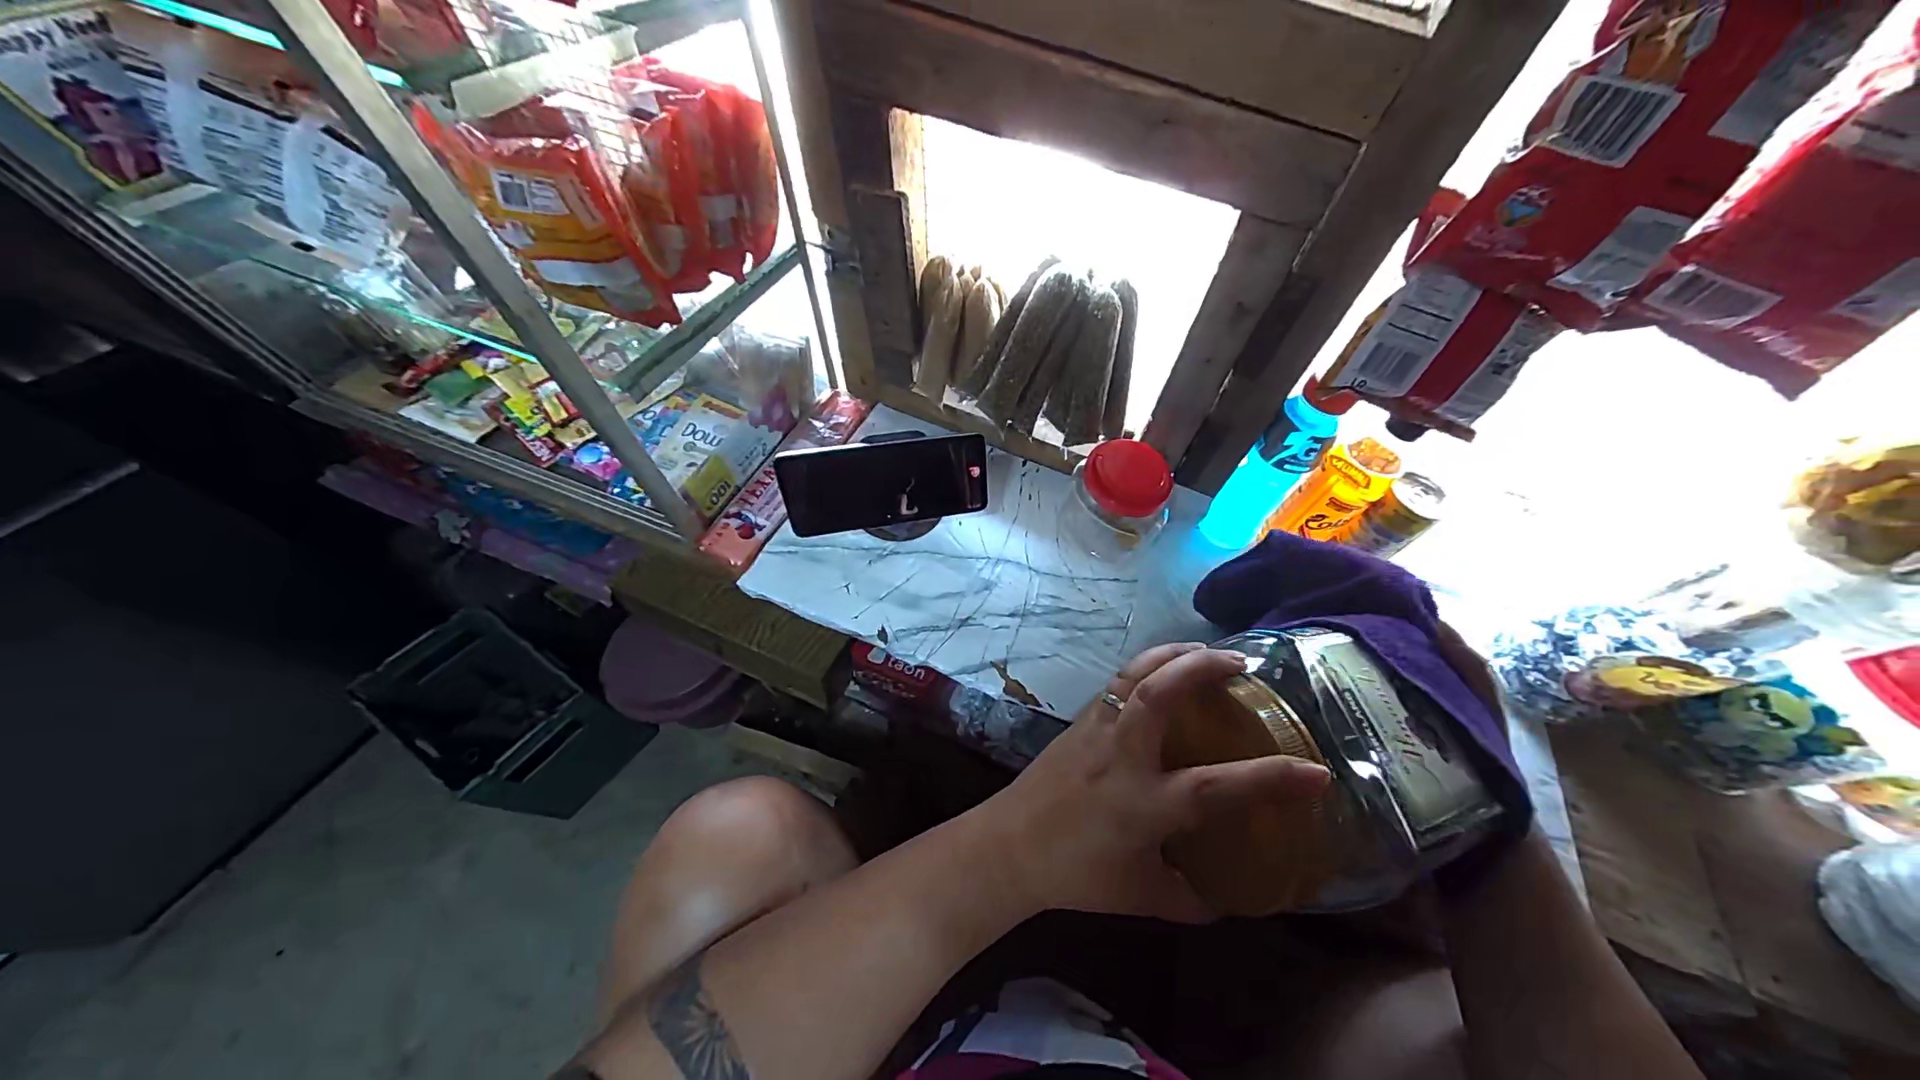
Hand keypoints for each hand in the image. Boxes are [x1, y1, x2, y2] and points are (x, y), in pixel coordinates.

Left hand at [976, 643, 1330, 921]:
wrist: (1008, 848)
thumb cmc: (1075, 875)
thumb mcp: (1141, 896)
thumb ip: (1190, 898)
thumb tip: (1230, 899)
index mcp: (1144, 805)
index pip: (1216, 786)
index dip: (1269, 777)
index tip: (1316, 771)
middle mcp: (1121, 758)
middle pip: (1156, 694)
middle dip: (1199, 667)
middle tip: (1239, 661)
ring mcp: (1095, 732)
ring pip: (1131, 677)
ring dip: (1170, 655)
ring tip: (1204, 650)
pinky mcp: (1077, 722)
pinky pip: (1114, 684)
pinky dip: (1144, 668)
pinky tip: (1160, 670)